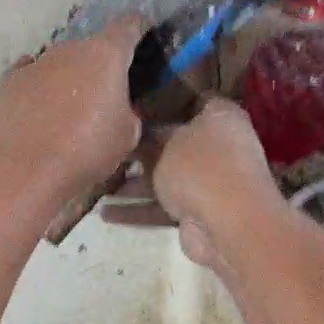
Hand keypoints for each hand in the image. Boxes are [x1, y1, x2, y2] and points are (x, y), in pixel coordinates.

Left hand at [0, 17, 147, 205]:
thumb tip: (118, 108)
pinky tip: (35, 101)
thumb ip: (128, 111)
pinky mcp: (6, 85)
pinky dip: (35, 85)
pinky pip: (27, 76)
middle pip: (88, 48)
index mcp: (105, 54)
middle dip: (95, 67)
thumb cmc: (85, 152)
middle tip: (99, 95)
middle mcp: (68, 50)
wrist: (24, 171)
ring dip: (64, 78)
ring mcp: (34, 65)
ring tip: (64, 109)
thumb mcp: (127, 135)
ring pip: (57, 64)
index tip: (141, 38)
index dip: (138, 30)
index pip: (128, 26)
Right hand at [101, 98, 284, 270]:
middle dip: (140, 148)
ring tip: (97, 184)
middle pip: (173, 143)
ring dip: (131, 184)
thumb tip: (136, 133)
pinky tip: (104, 214)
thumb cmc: (199, 167)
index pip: (194, 101)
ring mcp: (207, 182)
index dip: (164, 101)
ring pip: (163, 178)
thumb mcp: (164, 142)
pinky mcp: (195, 212)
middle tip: (105, 147)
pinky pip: (159, 207)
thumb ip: (148, 136)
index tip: (132, 105)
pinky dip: (134, 210)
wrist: (226, 222)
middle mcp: (217, 147)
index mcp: (220, 119)